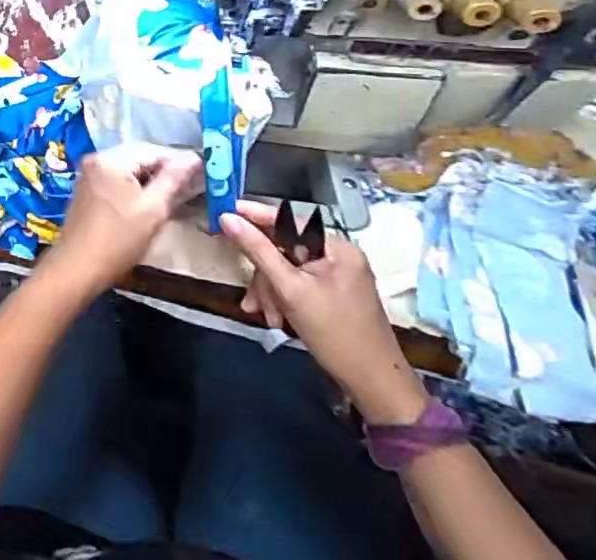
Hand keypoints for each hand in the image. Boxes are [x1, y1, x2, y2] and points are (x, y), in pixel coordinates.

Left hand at [41, 145, 203, 294]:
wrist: (78, 267)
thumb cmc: (119, 240)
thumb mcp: (153, 210)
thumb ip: (173, 180)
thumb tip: (193, 158)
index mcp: (111, 159)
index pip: (153, 150)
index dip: (178, 161)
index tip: (201, 173)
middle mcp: (96, 159)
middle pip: (139, 157)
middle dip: (163, 170)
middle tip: (189, 186)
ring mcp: (88, 173)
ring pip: (128, 168)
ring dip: (149, 180)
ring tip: (173, 195)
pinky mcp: (86, 188)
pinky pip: (116, 178)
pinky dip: (133, 186)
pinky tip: (148, 201)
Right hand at [219, 201, 429, 423]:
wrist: (373, 384)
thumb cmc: (334, 333)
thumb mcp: (290, 289)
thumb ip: (257, 250)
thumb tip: (227, 218)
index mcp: (335, 247)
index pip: (287, 219)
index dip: (253, 215)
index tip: (223, 211)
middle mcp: (337, 254)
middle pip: (283, 248)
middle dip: (264, 275)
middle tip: (253, 300)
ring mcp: (335, 274)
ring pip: (285, 268)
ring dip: (270, 291)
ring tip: (268, 316)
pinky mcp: (331, 291)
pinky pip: (295, 282)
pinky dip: (281, 298)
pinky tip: (276, 318)